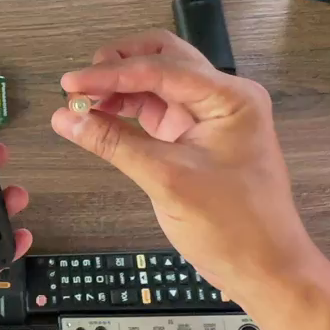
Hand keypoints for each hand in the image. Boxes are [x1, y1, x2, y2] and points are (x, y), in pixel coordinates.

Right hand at [50, 31, 321, 300]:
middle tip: (79, 85)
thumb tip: (63, 118)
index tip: (69, 82)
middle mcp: (222, 97)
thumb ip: (113, 142)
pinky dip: (125, 109)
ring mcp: (208, 115)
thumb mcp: (166, 180)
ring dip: (118, 87)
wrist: (265, 271)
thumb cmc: (231, 227)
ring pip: (155, 81)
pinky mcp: (193, 135)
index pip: (160, 69)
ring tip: (81, 104)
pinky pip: (154, 108)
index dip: (110, 74)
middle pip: (162, 58)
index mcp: (229, 98)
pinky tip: (98, 118)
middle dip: (117, 66)